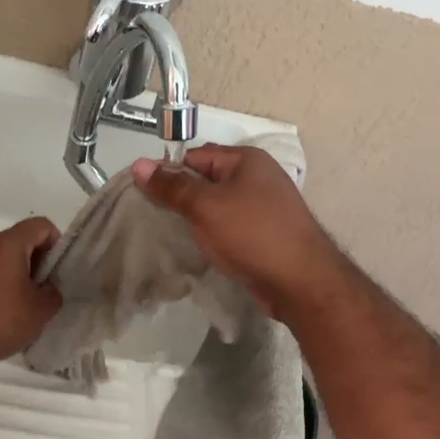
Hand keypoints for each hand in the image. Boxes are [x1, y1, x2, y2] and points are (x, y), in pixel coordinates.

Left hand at [0, 217, 62, 368]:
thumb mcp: (39, 312)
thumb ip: (53, 294)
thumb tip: (47, 288)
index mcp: (8, 244)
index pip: (41, 225)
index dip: (56, 243)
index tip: (57, 271)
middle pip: (20, 240)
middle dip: (37, 262)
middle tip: (42, 292)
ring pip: (1, 257)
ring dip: (16, 274)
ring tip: (20, 306)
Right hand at [130, 144, 349, 320]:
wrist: (301, 282)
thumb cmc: (252, 235)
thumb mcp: (206, 206)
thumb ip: (172, 187)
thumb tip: (138, 164)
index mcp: (246, 160)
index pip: (195, 156)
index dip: (170, 173)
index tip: (146, 196)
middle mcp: (258, 177)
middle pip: (206, 180)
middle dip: (182, 198)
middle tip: (156, 218)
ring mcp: (264, 207)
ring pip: (218, 206)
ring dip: (197, 220)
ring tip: (175, 235)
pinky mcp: (265, 234)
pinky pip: (230, 227)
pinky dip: (215, 235)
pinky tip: (202, 249)